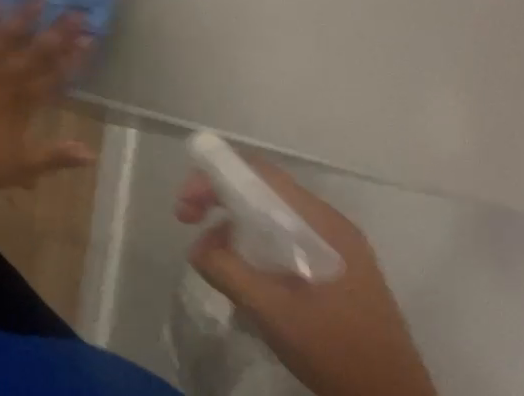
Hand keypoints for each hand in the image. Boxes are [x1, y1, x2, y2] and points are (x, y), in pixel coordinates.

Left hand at [0, 0, 95, 192]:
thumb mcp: (19, 167)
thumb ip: (55, 157)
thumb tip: (92, 154)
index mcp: (22, 102)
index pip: (55, 76)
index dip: (74, 57)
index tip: (90, 37)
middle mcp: (4, 77)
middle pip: (35, 51)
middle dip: (58, 30)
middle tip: (76, 9)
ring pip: (4, 34)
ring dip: (22, 14)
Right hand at [176, 154, 436, 395]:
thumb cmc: (335, 349)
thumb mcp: (270, 310)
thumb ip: (226, 270)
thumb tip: (198, 247)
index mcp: (321, 225)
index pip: (259, 174)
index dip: (213, 178)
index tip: (186, 210)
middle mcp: (331, 225)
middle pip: (264, 189)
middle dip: (219, 199)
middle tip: (189, 223)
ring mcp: (337, 247)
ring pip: (273, 214)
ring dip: (236, 224)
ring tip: (215, 255)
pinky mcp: (337, 269)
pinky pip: (286, 237)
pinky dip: (255, 242)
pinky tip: (245, 272)